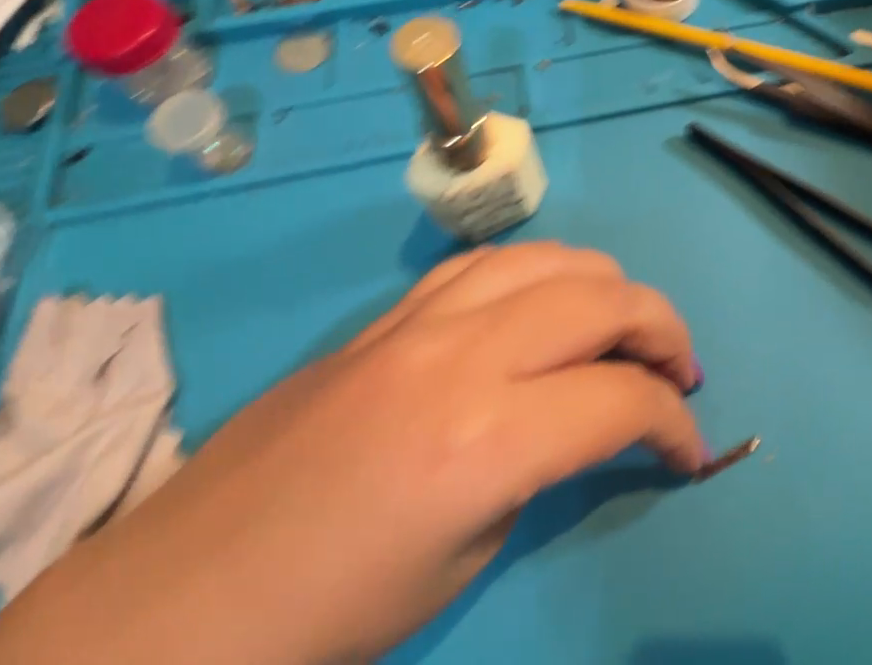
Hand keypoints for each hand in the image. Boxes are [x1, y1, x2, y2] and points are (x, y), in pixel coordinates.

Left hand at [0, 243, 707, 664]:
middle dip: (663, 329)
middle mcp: (460, 356)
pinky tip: (540, 304)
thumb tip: (590, 429)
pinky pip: (478, 266)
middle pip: (600, 297)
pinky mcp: (380, 319)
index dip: (675, 424)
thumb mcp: (466, 557)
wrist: (181, 601)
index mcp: (487, 440)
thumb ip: (541, 472)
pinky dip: (534, 274)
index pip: (623, 398)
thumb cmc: (332, 613)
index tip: (689, 451)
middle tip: (680, 374)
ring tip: (623, 324)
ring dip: (604, 284)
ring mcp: (415, 323)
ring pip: (544, 258)